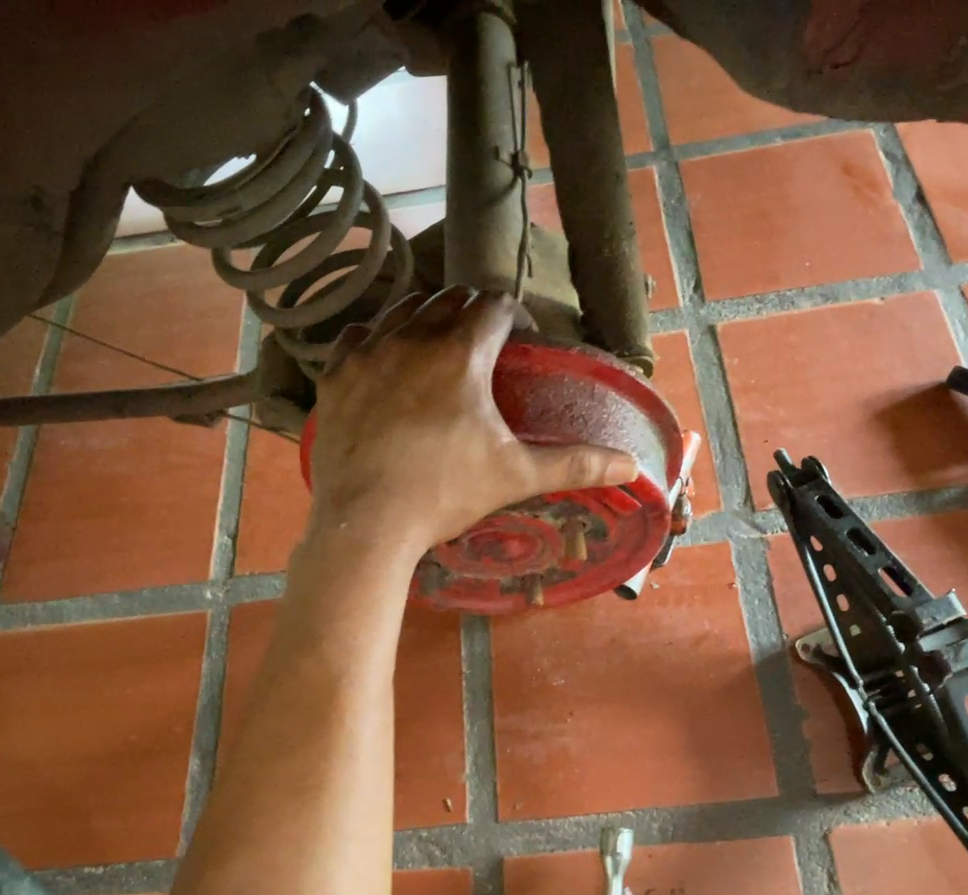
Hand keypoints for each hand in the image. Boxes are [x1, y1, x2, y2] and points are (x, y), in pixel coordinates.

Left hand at [307, 286, 639, 556]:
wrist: (365, 523)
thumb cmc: (446, 494)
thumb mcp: (516, 476)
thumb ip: (575, 463)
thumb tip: (631, 465)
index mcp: (462, 352)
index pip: (494, 303)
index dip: (513, 315)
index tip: (519, 337)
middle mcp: (413, 336)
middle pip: (449, 297)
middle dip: (471, 312)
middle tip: (483, 345)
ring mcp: (368, 352)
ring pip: (403, 309)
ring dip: (427, 318)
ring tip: (438, 349)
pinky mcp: (336, 374)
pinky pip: (359, 335)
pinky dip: (378, 338)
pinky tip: (386, 363)